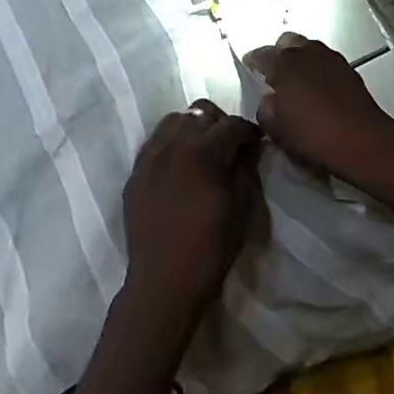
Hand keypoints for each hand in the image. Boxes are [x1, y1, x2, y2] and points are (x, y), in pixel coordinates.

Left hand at [123, 101, 262, 306]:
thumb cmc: (211, 249)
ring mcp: (150, 155)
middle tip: (230, 145)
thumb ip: (246, 170)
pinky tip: (179, 167)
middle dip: (220, 123)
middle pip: (200, 112)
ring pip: (174, 121)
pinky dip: (171, 144)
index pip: (232, 124)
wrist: (163, 281)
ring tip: (203, 151)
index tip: (257, 143)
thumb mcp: (242, 209)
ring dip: (193, 128)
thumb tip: (248, 149)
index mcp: (203, 152)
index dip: (249, 131)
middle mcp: (173, 144)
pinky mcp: (135, 171)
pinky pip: (155, 142)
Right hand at [243, 33, 393, 217]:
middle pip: (288, 41)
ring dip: (302, 60)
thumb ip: (265, 107)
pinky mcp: (351, 72)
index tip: (249, 68)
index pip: (261, 54)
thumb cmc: (311, 133)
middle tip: (276, 73)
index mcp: (283, 62)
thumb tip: (269, 99)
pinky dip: (320, 71)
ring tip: (298, 81)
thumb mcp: (274, 127)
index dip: (252, 61)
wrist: (362, 142)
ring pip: (311, 49)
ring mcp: (332, 60)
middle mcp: (307, 52)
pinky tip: (319, 90)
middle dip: (279, 52)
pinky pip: (327, 63)